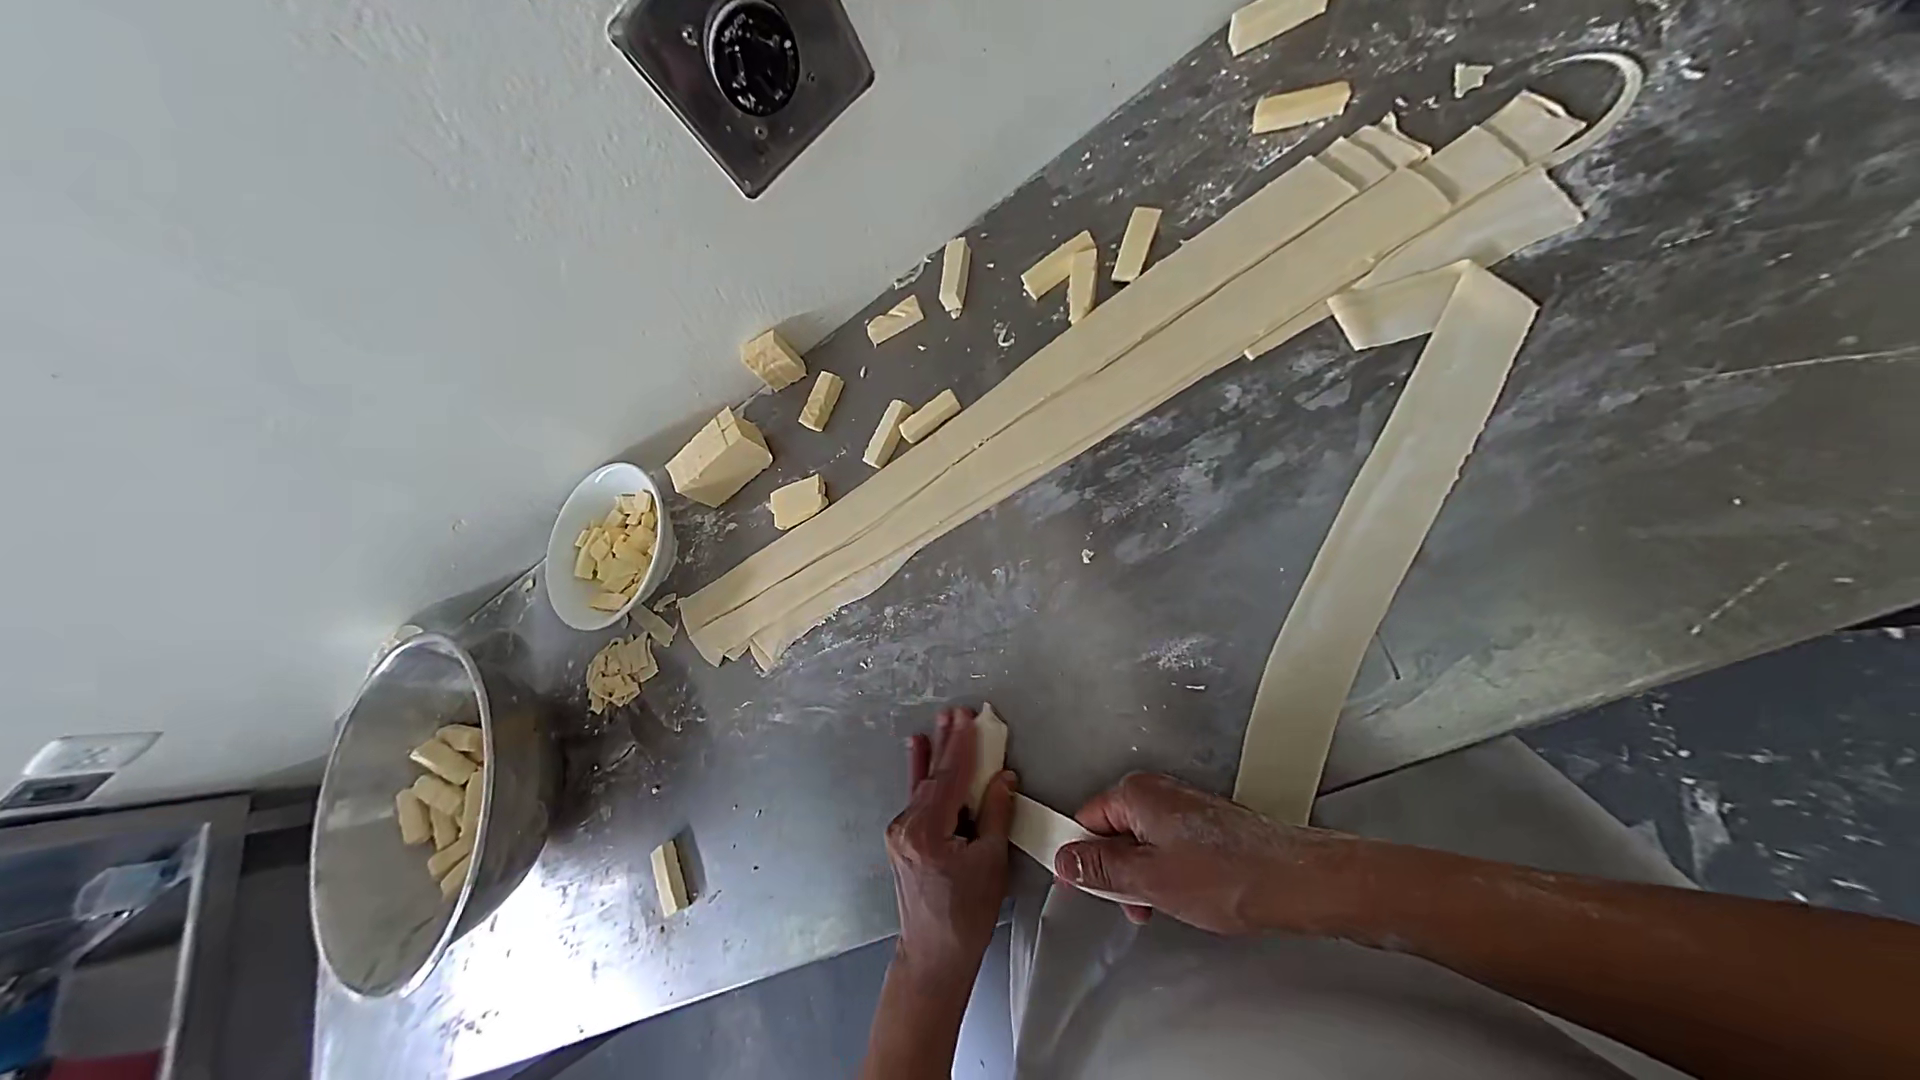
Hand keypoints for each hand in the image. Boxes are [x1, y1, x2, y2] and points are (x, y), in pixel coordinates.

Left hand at [885, 707, 1016, 984]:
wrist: (934, 955)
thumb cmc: (967, 914)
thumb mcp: (991, 862)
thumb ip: (995, 813)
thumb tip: (1002, 777)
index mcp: (927, 833)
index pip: (950, 778)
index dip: (963, 747)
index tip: (970, 719)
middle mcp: (906, 826)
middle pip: (934, 776)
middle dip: (949, 742)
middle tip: (958, 711)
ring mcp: (899, 831)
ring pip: (923, 785)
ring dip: (937, 753)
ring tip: (943, 722)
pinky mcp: (901, 837)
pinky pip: (916, 798)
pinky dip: (922, 773)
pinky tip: (919, 749)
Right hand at [1054, 772, 1359, 934]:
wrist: (1296, 883)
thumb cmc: (1231, 875)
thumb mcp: (1148, 880)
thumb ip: (1100, 868)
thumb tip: (1068, 860)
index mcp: (1137, 794)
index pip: (1086, 818)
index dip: (1080, 854)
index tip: (1078, 881)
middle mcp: (1158, 791)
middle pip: (1112, 830)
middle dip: (1115, 870)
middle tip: (1129, 901)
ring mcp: (1182, 807)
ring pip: (1140, 842)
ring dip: (1141, 876)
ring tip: (1162, 903)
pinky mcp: (1201, 825)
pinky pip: (1164, 845)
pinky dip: (1165, 872)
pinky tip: (1183, 895)